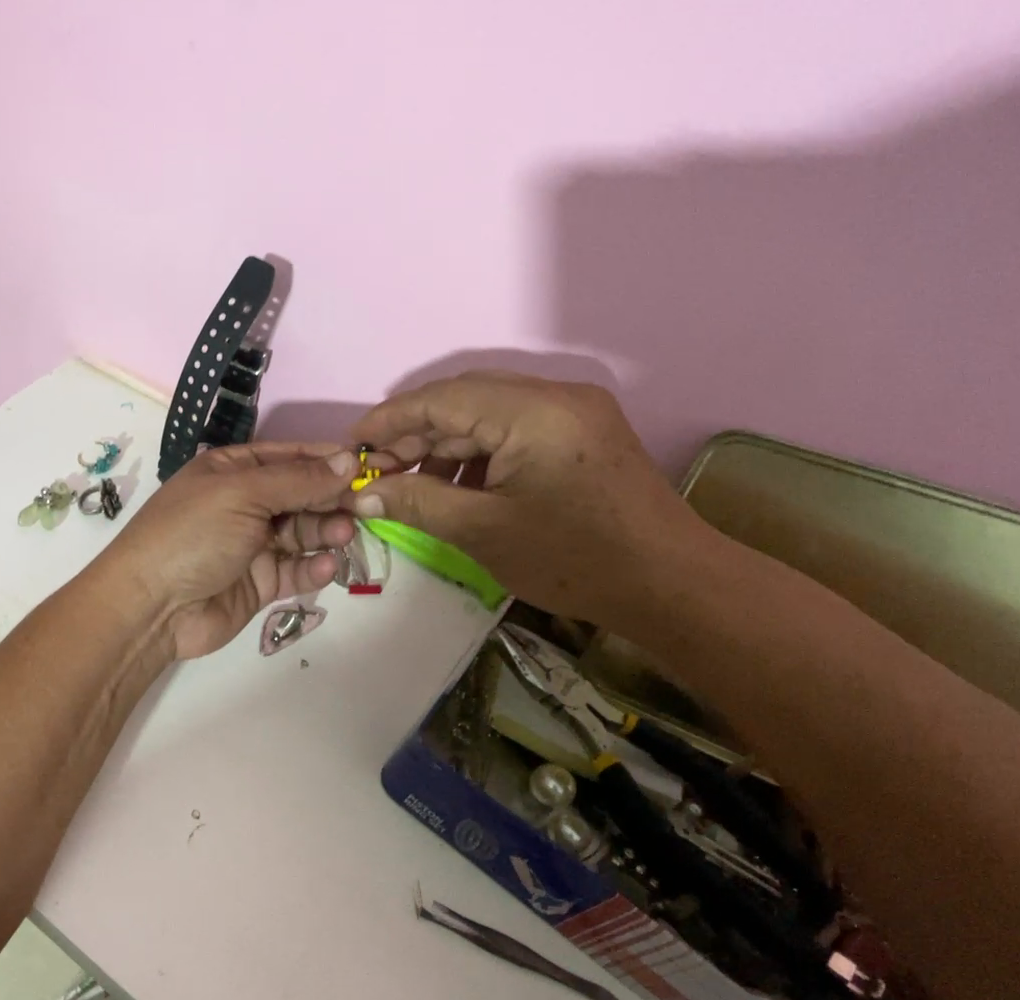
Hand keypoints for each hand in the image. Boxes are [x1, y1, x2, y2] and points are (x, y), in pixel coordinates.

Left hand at [89, 444, 359, 658]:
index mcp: (231, 471)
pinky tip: (326, 565)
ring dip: (327, 531)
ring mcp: (252, 545)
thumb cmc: (191, 534)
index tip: (373, 464)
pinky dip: (314, 567)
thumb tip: (349, 459)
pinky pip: (296, 570)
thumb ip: (298, 480)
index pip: (290, 457)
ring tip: (345, 534)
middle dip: (334, 497)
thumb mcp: (242, 493)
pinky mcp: (259, 583)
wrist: (152, 606)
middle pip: (302, 495)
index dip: (330, 460)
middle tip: (368, 504)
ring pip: (304, 533)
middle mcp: (243, 503)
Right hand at [349, 359, 719, 627]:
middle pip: (462, 399)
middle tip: (376, 472)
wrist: (669, 584)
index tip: (350, 448)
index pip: (441, 398)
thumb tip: (360, 492)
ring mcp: (572, 412)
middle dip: (414, 434)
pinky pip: (512, 429)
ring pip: (485, 414)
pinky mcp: (580, 433)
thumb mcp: (482, 531)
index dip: (389, 420)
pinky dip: (476, 454)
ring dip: (443, 446)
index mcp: (533, 412)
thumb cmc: (573, 559)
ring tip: (408, 485)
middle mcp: (555, 396)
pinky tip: (452, 487)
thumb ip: (416, 502)